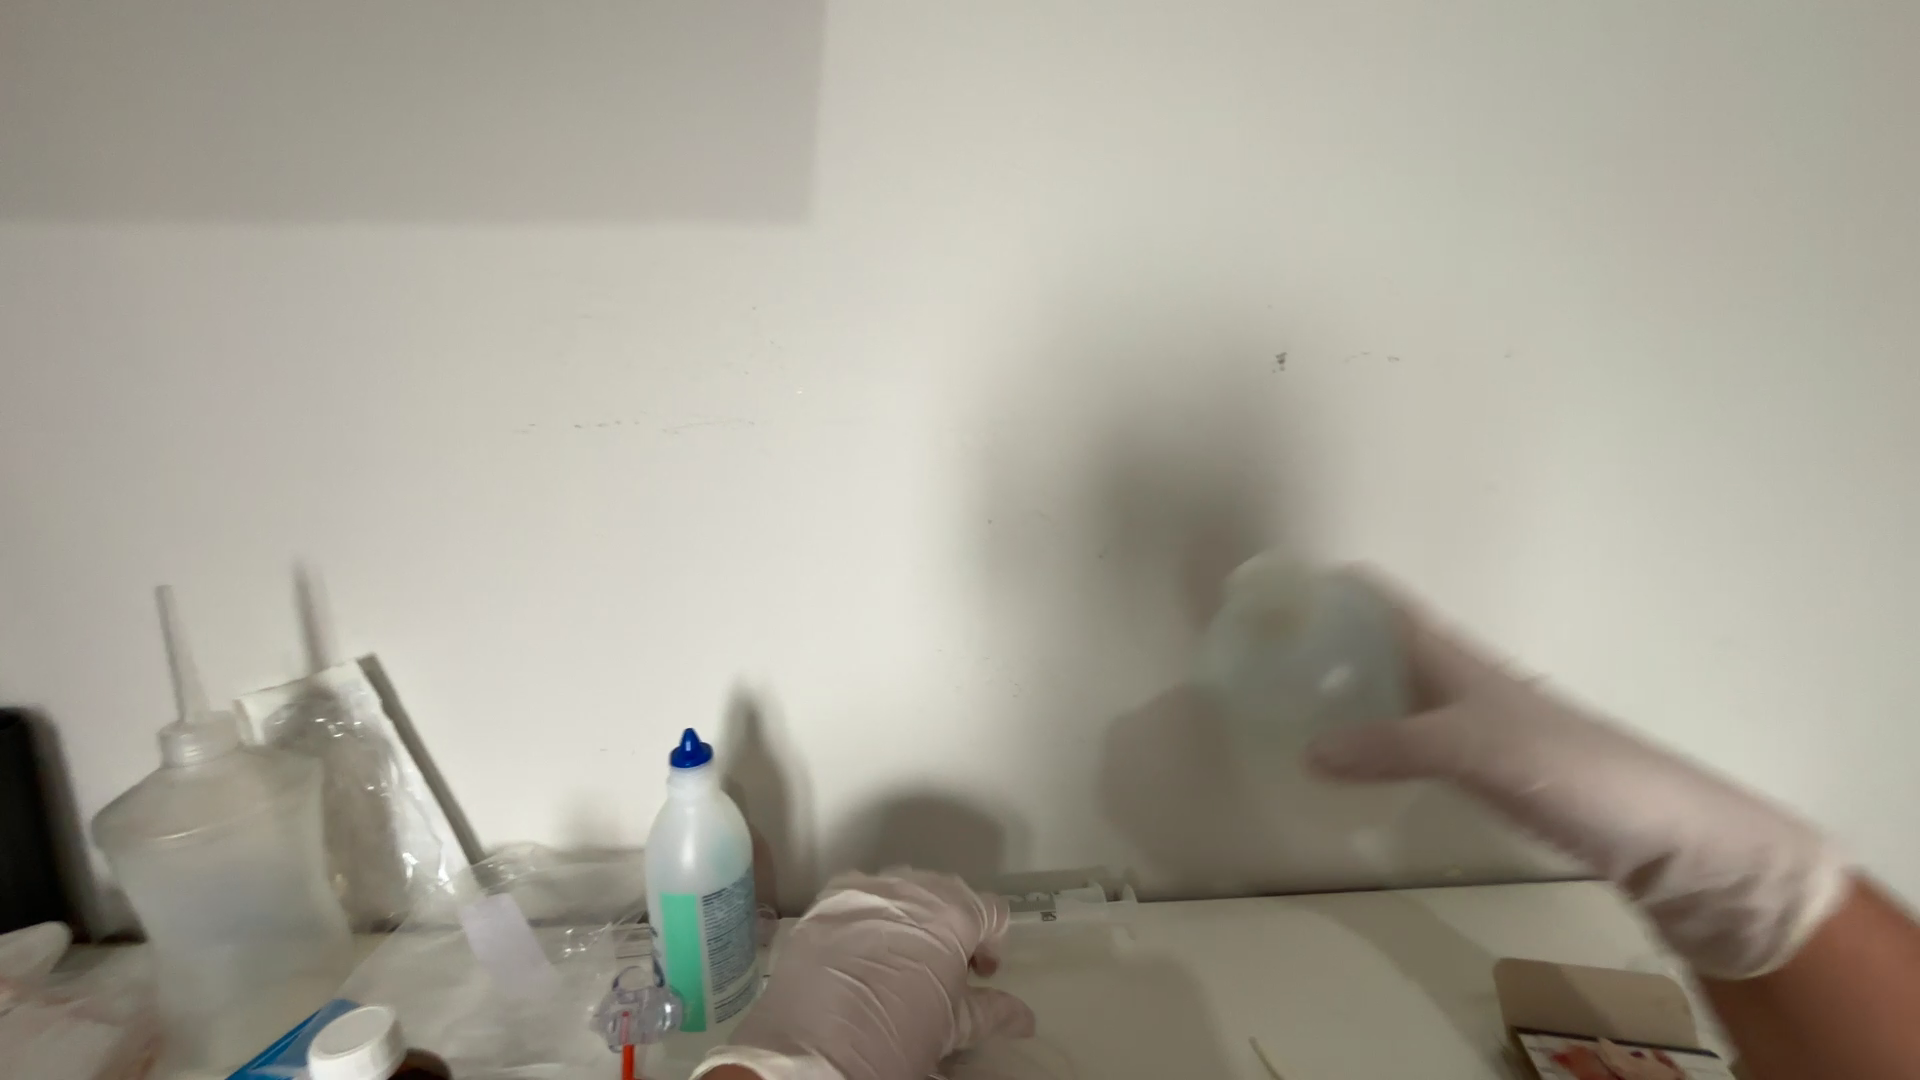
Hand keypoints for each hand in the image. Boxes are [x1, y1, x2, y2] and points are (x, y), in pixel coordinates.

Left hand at [693, 870, 1034, 1079]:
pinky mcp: (828, 897)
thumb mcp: (950, 1029)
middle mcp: (913, 886)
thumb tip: (1023, 1017)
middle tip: (944, 971)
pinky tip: (861, 951)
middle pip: (948, 893)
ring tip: (901, 960)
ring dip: (912, 917)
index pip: (993, 909)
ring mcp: (866, 887)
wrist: (811, 1053)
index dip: (994, 942)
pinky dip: (869, 914)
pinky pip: (860, 893)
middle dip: (953, 927)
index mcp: (954, 914)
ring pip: (904, 888)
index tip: (980, 974)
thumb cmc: (895, 1040)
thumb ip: (990, 1012)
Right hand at [1307, 575, 1851, 978]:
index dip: (1325, 587)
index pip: (1375, 596)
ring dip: (1333, 683)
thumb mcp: (1470, 748)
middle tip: (1258, 657)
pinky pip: (1393, 727)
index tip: (1270, 600)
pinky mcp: (1465, 755)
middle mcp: (1444, 672)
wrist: (1661, 833)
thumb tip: (1307, 752)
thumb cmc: (1567, 765)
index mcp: (1445, 651)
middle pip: (1367, 637)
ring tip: (1280, 701)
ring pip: (1378, 681)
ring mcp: (1455, 714)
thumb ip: (1388, 746)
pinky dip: (1359, 728)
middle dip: (1315, 637)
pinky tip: (1335, 752)